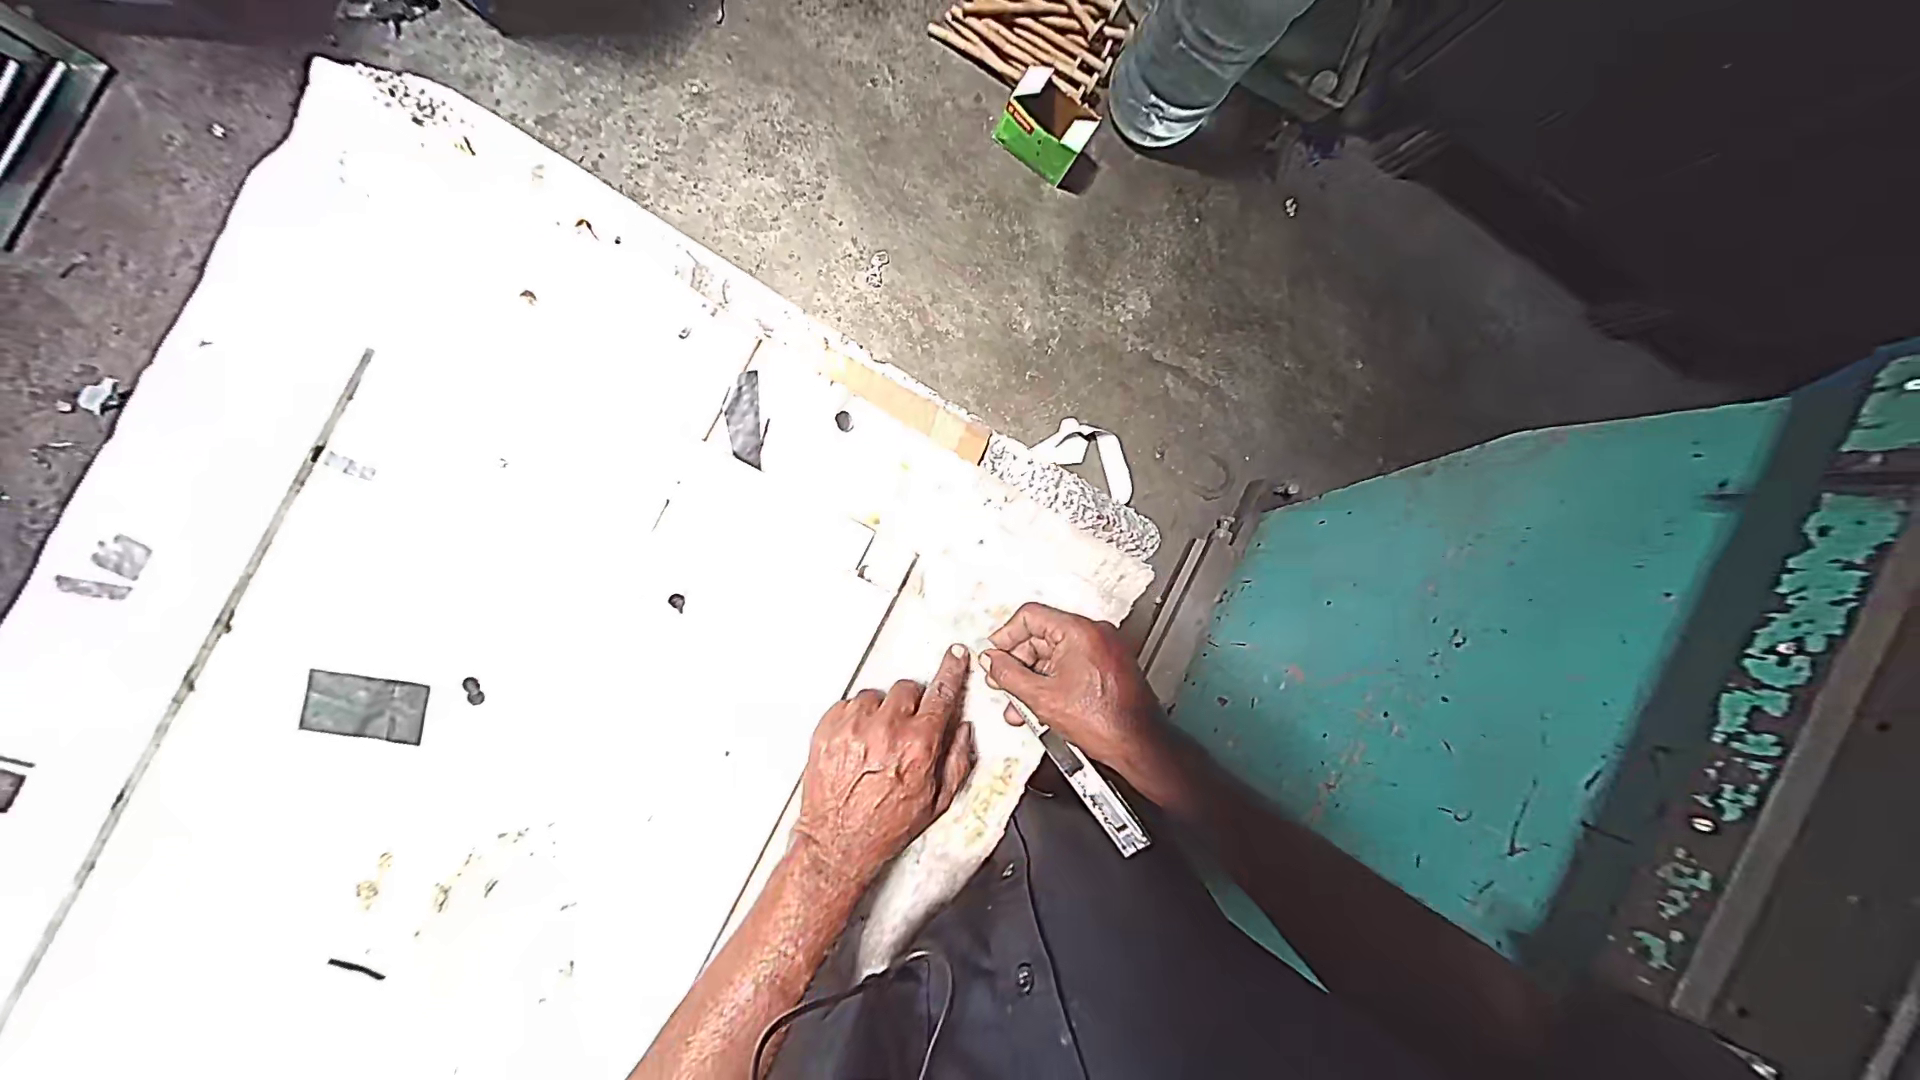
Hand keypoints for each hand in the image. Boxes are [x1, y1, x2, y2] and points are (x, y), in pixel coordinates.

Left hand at [791, 644, 975, 889]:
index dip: (951, 670)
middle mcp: (886, 730)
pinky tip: (857, 745)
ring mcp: (854, 726)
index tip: (955, 655)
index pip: (941, 692)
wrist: (838, 842)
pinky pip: (849, 704)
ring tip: (875, 744)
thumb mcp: (938, 801)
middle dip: (910, 705)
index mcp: (918, 745)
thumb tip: (962, 728)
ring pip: (876, 696)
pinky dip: (855, 719)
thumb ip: (958, 759)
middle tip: (904, 730)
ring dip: (880, 713)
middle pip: (907, 688)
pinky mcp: (828, 727)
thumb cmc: (886, 825)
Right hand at [981, 603, 1168, 776]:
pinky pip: (1071, 664)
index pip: (1030, 616)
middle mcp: (1094, 633)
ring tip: (1018, 701)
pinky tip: (1040, 703)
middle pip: (1041, 635)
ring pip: (1055, 654)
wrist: (1138, 744)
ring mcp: (1104, 648)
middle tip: (1001, 679)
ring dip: (1032, 676)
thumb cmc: (1104, 721)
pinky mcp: (1108, 664)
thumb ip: (1008, 674)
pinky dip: (1053, 680)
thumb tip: (992, 660)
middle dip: (1017, 662)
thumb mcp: (1041, 697)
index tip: (994, 653)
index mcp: (1079, 631)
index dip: (1005, 636)